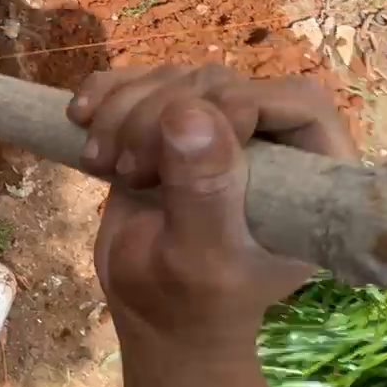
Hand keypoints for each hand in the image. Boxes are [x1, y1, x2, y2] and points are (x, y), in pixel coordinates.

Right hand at [68, 65, 354, 353]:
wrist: (147, 308)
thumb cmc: (188, 300)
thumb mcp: (198, 256)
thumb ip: (204, 191)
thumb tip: (189, 114)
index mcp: (309, 174)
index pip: (292, 101)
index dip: (234, 104)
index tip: (175, 144)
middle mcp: (265, 141)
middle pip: (215, 83)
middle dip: (154, 114)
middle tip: (126, 169)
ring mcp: (209, 130)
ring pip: (167, 78)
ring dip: (119, 110)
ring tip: (99, 161)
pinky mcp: (159, 127)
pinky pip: (130, 82)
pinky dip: (99, 92)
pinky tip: (77, 118)